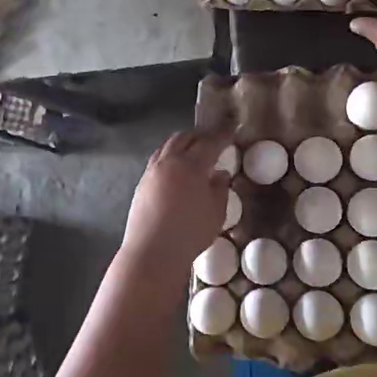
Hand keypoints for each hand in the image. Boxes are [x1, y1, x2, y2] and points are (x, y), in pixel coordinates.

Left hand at [121, 128, 231, 269]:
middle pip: (186, 137)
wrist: (152, 252)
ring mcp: (153, 171)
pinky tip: (176, 166)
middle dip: (202, 134)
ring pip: (169, 145)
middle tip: (215, 137)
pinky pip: (159, 157)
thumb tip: (219, 173)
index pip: (211, 141)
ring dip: (184, 141)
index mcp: (192, 165)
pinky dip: (171, 153)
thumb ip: (220, 188)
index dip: (224, 132)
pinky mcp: (142, 183)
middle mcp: (170, 162)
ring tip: (195, 147)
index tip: (233, 124)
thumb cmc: (190, 233)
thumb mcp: (216, 212)